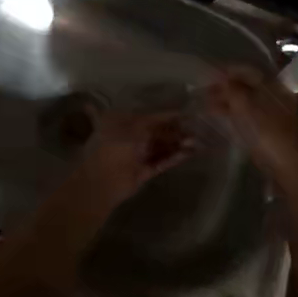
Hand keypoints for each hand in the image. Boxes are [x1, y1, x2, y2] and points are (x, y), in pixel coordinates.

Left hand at [69, 110, 195, 206]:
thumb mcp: (132, 130)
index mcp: (125, 126)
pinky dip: (174, 158)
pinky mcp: (145, 172)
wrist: (101, 183)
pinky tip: (189, 154)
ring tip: (196, 141)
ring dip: (178, 144)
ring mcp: (139, 156)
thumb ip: (153, 123)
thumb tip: (172, 115)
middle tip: (196, 128)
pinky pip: (162, 162)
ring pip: (162, 148)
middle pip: (158, 133)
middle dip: (176, 131)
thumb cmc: (112, 150)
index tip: (186, 113)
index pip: (151, 118)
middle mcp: (133, 140)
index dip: (168, 116)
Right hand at [204, 65, 297, 187]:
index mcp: (274, 87)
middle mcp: (274, 97)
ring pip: (244, 101)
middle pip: (246, 86)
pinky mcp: (265, 129)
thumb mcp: (246, 107)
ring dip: (224, 100)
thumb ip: (233, 89)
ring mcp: (270, 114)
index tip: (208, 74)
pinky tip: (215, 114)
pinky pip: (244, 115)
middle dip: (224, 86)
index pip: (248, 71)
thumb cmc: (267, 133)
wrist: (286, 167)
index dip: (228, 71)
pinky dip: (229, 112)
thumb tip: (222, 77)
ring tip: (204, 102)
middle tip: (202, 89)